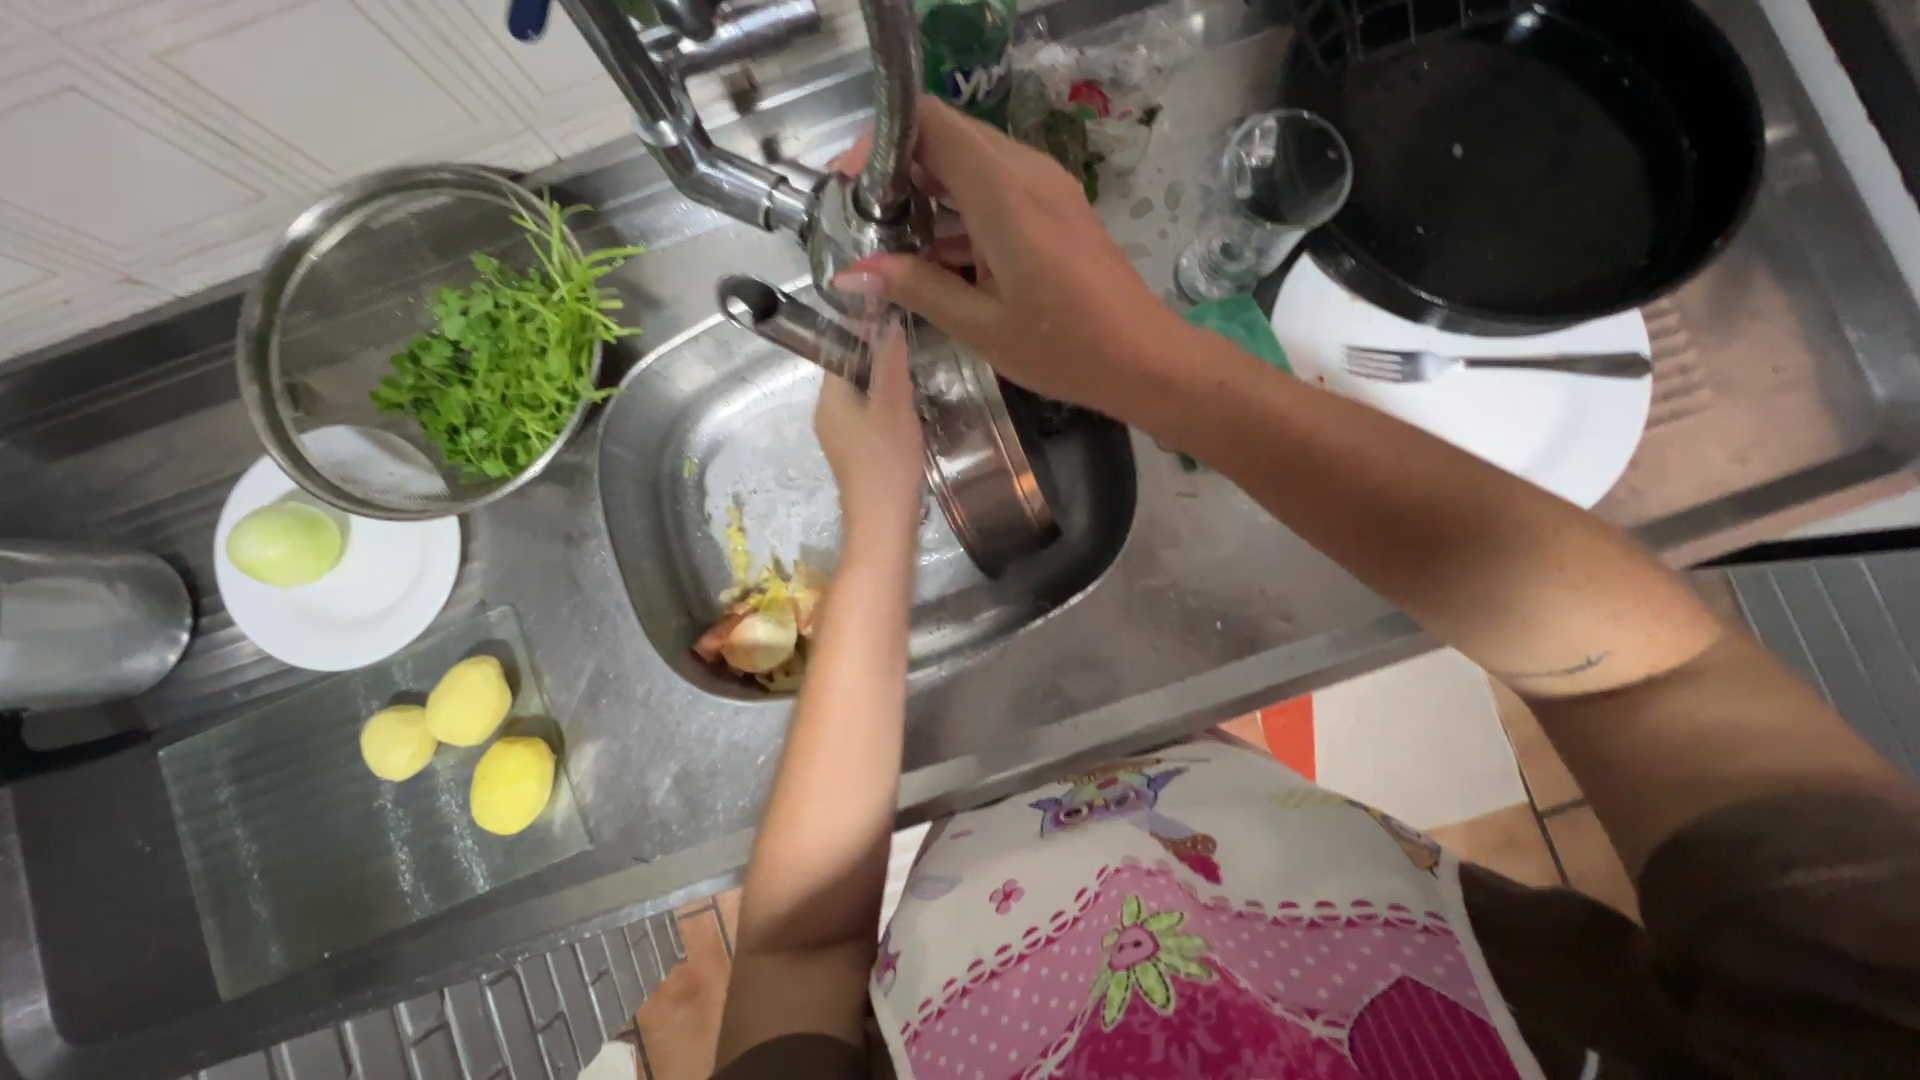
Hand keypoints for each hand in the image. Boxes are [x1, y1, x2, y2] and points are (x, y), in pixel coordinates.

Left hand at [815, 315, 925, 541]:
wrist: (883, 523)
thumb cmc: (887, 461)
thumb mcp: (894, 404)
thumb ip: (890, 361)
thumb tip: (887, 320)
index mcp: (828, 398)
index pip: (839, 350)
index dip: (865, 333)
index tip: (895, 323)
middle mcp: (826, 414)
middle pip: (851, 373)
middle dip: (880, 361)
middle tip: (914, 353)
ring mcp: (839, 437)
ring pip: (862, 397)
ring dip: (886, 387)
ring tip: (917, 381)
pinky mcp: (855, 456)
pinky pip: (868, 419)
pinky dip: (887, 411)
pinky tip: (911, 414)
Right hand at [829, 97, 1188, 418]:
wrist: (1144, 359)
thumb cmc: (1064, 348)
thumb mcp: (980, 325)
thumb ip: (916, 287)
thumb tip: (854, 272)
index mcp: (1003, 192)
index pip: (929, 122)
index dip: (881, 141)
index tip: (851, 186)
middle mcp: (1026, 171)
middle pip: (949, 137)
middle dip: (901, 169)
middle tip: (867, 220)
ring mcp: (1048, 186)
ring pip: (974, 162)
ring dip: (932, 191)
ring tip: (898, 243)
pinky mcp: (1059, 206)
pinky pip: (999, 187)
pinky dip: (964, 209)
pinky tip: (944, 256)